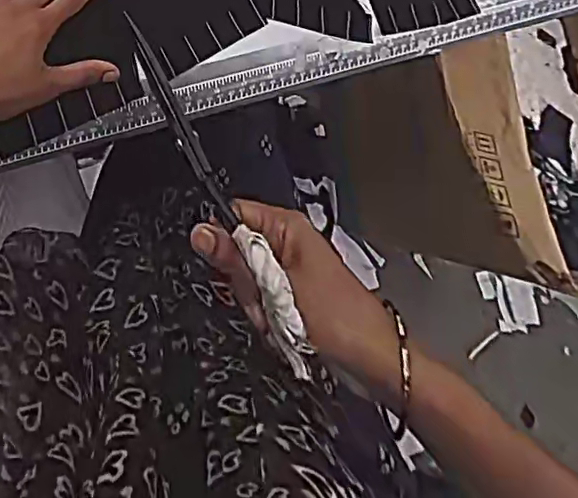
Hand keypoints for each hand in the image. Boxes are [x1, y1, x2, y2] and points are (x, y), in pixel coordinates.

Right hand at [192, 200, 398, 379]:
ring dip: (256, 305)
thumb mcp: (277, 288)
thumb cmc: (341, 320)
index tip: (226, 266)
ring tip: (279, 320)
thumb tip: (201, 232)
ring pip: (247, 280)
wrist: (376, 363)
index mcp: (286, 226)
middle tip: (263, 301)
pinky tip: (283, 329)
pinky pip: (261, 299)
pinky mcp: (292, 293)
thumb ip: (236, 258)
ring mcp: (289, 269)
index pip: (232, 214)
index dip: (222, 239)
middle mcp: (288, 242)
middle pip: (237, 251)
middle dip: (243, 284)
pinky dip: (266, 317)